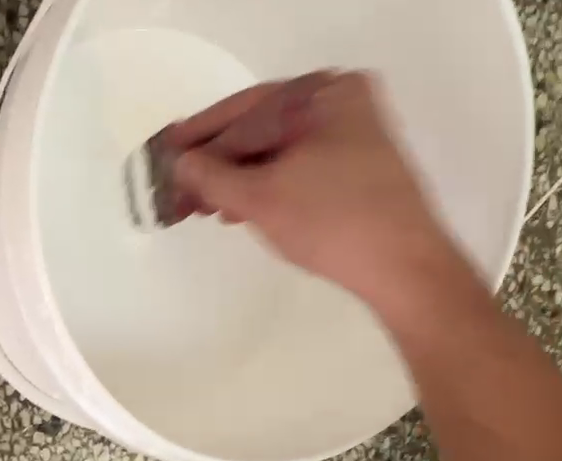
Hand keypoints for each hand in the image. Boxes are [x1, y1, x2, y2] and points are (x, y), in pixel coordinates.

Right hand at [165, 71, 480, 317]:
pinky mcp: (352, 167)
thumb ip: (211, 177)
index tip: (162, 155)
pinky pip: (292, 167)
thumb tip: (178, 164)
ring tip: (200, 208)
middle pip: (257, 130)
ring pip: (273, 152)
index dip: (198, 138)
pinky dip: (261, 188)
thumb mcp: (260, 198)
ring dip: (233, 180)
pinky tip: (237, 210)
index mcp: (321, 94)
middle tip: (175, 191)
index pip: (242, 113)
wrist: (400, 265)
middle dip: (214, 164)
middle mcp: (338, 103)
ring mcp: (349, 134)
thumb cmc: (331, 222)